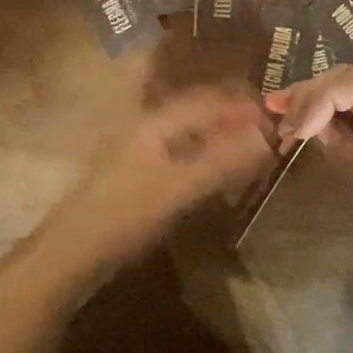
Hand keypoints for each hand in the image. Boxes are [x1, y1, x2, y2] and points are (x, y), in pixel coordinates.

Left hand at [36, 89, 273, 276]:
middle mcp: (148, 129)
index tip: (279, 113)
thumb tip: (267, 137)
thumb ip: (222, 162)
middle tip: (272, 131)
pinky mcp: (138, 179)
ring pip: (189, 135)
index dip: (243, 104)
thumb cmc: (125, 215)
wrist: (73, 252)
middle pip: (198, 113)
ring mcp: (140, 153)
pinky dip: (206, 159)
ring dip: (221, 139)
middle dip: (233, 118)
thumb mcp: (178, 188)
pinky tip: (219, 176)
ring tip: (254, 151)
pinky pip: (181, 157)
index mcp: (156, 122)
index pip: (208, 100)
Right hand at [265, 66, 352, 314]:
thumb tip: (316, 127)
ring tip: (277, 120)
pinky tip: (294, 127)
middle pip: (346, 83)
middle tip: (277, 124)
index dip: (320, 97)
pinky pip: (342, 119)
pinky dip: (315, 119)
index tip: (293, 130)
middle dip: (308, 95)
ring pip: (341, 96)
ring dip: (307, 103)